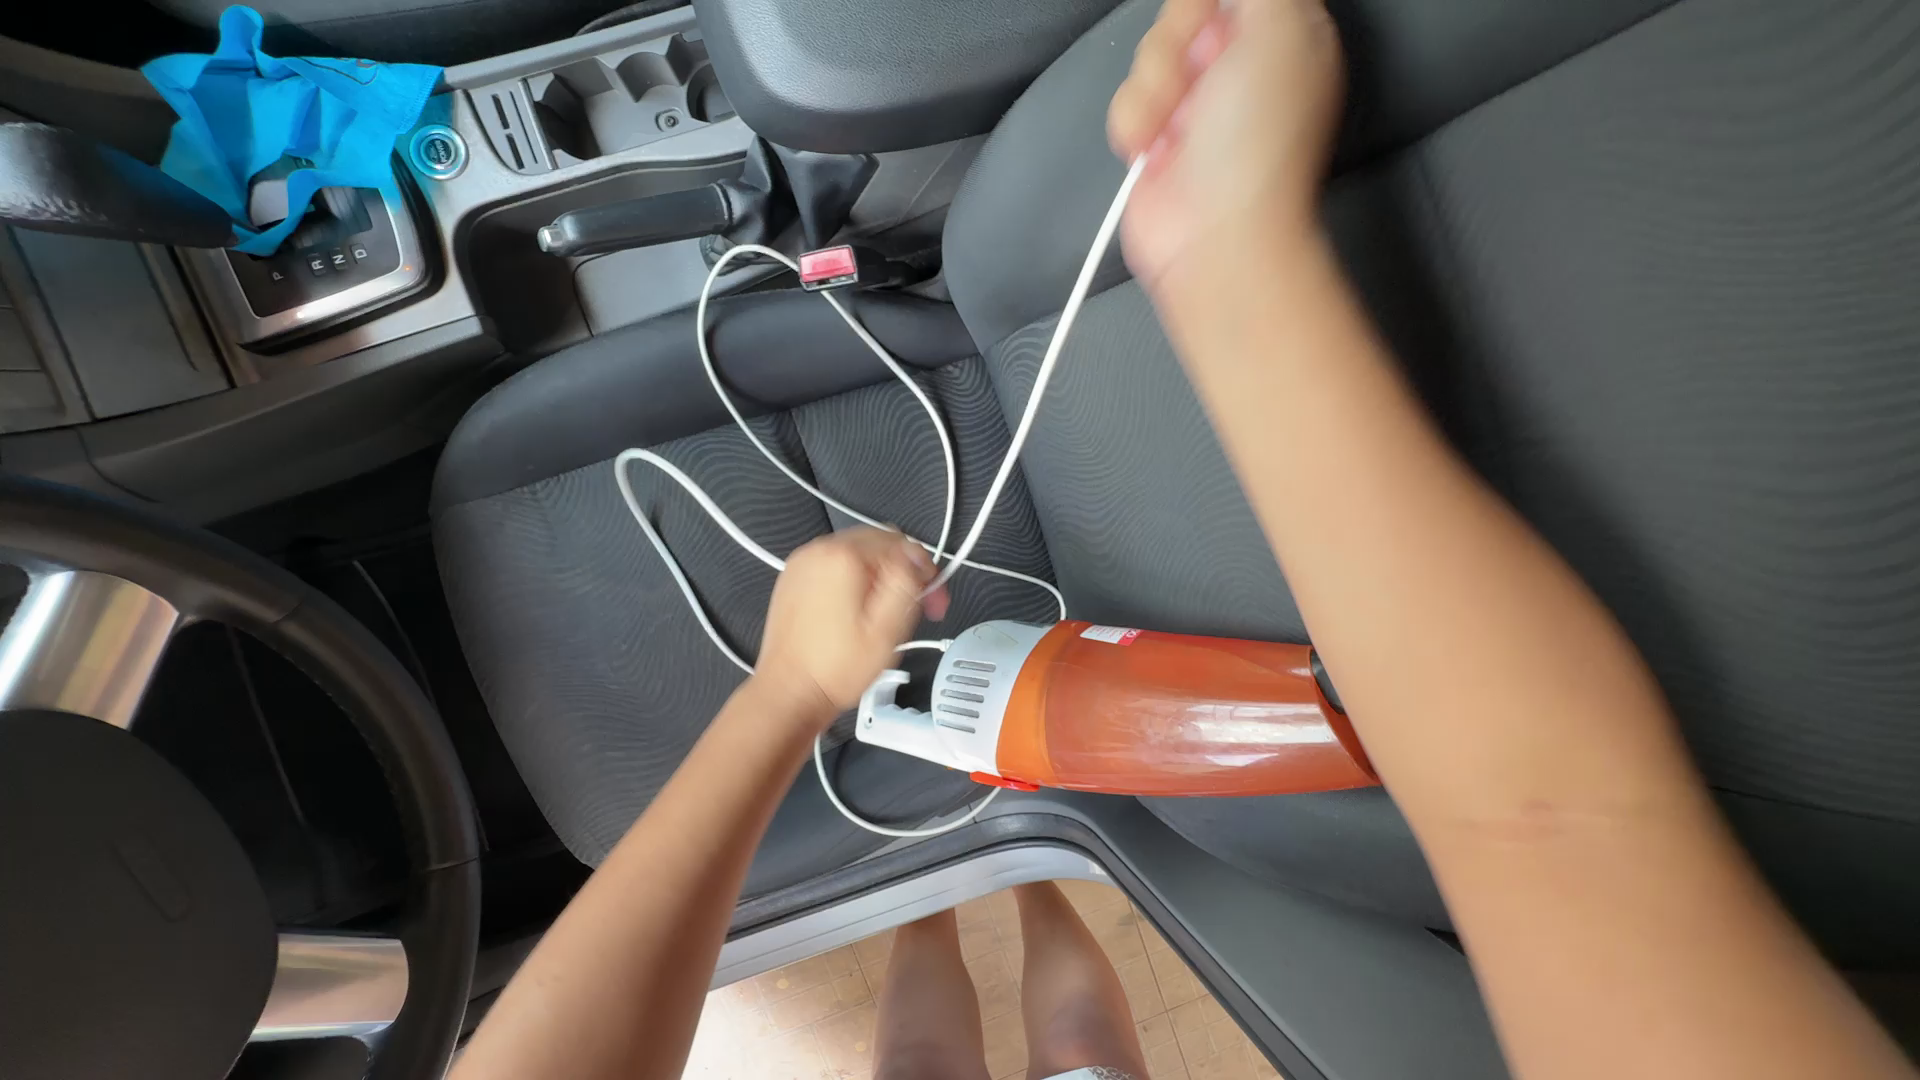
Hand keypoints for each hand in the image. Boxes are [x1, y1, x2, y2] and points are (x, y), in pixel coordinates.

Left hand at [753, 528, 950, 722]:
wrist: (789, 693)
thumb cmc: (833, 670)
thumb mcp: (888, 629)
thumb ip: (906, 582)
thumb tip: (915, 558)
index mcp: (843, 559)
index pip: (902, 544)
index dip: (926, 571)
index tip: (933, 599)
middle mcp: (818, 553)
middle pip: (879, 543)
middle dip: (903, 571)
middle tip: (916, 605)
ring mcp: (802, 565)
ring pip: (858, 554)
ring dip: (879, 575)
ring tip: (885, 612)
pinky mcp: (794, 579)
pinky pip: (834, 566)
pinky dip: (853, 580)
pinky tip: (858, 611)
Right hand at [1108, 0, 1343, 294]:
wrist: (1213, 235)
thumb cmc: (1257, 143)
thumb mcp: (1281, 29)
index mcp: (1282, 36)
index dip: (1211, 0)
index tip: (1215, 19)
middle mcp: (1237, 68)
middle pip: (1183, 13)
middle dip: (1177, 41)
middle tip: (1198, 77)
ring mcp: (1192, 107)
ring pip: (1149, 57)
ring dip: (1154, 89)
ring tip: (1175, 130)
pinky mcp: (1153, 141)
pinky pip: (1126, 103)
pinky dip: (1135, 125)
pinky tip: (1154, 152)